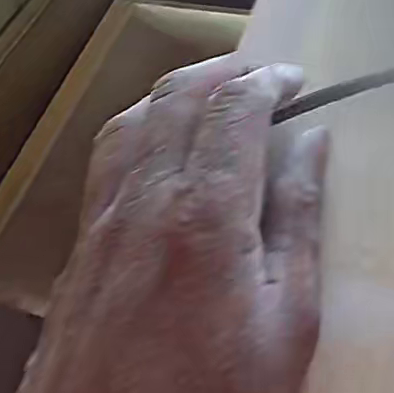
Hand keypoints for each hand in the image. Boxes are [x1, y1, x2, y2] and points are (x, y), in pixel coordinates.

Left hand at [19, 56, 329, 392]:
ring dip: (177, 90)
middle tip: (258, 75)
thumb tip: (314, 139)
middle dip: (224, 70)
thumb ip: (299, 217)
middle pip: (180, 96)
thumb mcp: (289, 323)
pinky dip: (141, 124)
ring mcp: (104, 219)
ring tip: (211, 92)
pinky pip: (107, 156)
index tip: (295, 80)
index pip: (236, 107)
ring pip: (134, 116)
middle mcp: (148, 197)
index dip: (268, 80)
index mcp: (206, 211)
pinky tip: (157, 142)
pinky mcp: (79, 246)